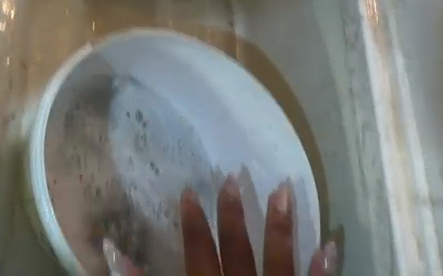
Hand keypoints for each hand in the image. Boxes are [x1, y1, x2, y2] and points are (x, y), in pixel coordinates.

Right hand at [103, 178, 337, 275]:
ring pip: (280, 266)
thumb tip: (112, 249)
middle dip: (234, 216)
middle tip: (234, 177)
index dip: (193, 224)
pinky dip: (322, 272)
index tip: (189, 191)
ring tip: (286, 192)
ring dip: (282, 229)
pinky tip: (329, 246)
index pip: (199, 255)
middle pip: (238, 253)